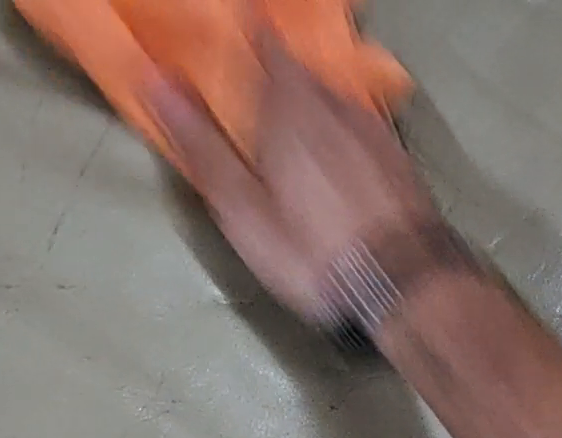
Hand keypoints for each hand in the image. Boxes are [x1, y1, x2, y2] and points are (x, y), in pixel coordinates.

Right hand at [143, 40, 435, 318]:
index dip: (250, 36)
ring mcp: (373, 131)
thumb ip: (204, 148)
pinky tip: (341, 154)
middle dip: (281, 71)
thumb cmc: (312, 253)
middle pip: (303, 72)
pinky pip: (363, 127)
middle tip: (262, 82)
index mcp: (289, 110)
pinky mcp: (399, 160)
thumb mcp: (245, 212)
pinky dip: (345, 130)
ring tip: (298, 119)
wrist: (404, 283)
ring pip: (335, 98)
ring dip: (314, 100)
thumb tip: (157, 84)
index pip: (266, 48)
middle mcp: (335, 106)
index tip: (238, 30)